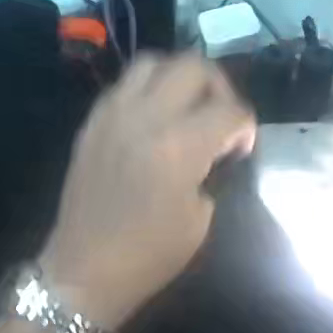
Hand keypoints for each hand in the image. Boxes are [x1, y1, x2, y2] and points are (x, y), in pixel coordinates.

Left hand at [40, 54, 254, 326]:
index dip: (246, 126)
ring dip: (180, 78)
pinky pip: (126, 85)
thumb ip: (212, 174)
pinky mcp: (93, 122)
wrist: (86, 270)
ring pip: (154, 62)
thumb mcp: (200, 221)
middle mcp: (146, 116)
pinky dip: (149, 91)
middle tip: (222, 118)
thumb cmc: (150, 256)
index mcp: (179, 147)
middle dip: (219, 87)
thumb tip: (215, 152)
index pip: (230, 109)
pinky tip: (156, 120)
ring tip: (188, 109)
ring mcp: (113, 114)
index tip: (243, 147)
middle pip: (194, 67)